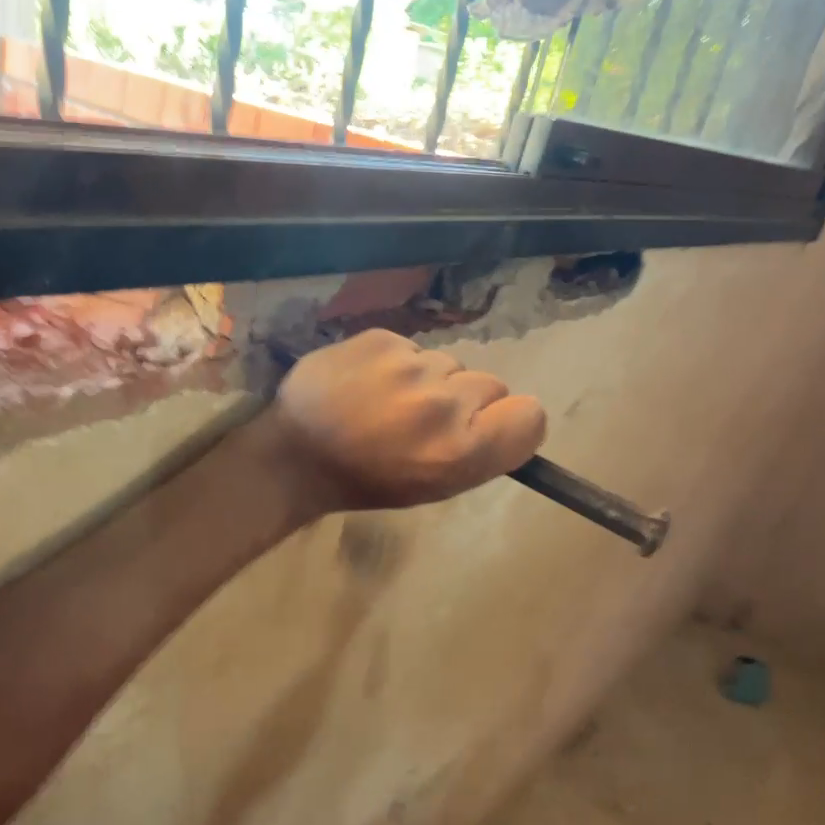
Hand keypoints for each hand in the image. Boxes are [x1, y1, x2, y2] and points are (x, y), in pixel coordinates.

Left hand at [270, 328, 546, 513]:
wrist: (294, 454)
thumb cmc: (366, 480)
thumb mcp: (433, 486)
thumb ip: (479, 452)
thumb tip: (508, 418)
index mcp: (462, 451)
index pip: (530, 415)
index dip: (512, 421)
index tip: (487, 428)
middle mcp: (445, 403)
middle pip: (491, 385)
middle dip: (467, 401)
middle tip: (423, 421)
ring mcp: (411, 365)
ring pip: (449, 363)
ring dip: (430, 380)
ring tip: (388, 402)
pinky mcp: (381, 338)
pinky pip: (412, 348)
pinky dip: (397, 364)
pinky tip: (367, 383)